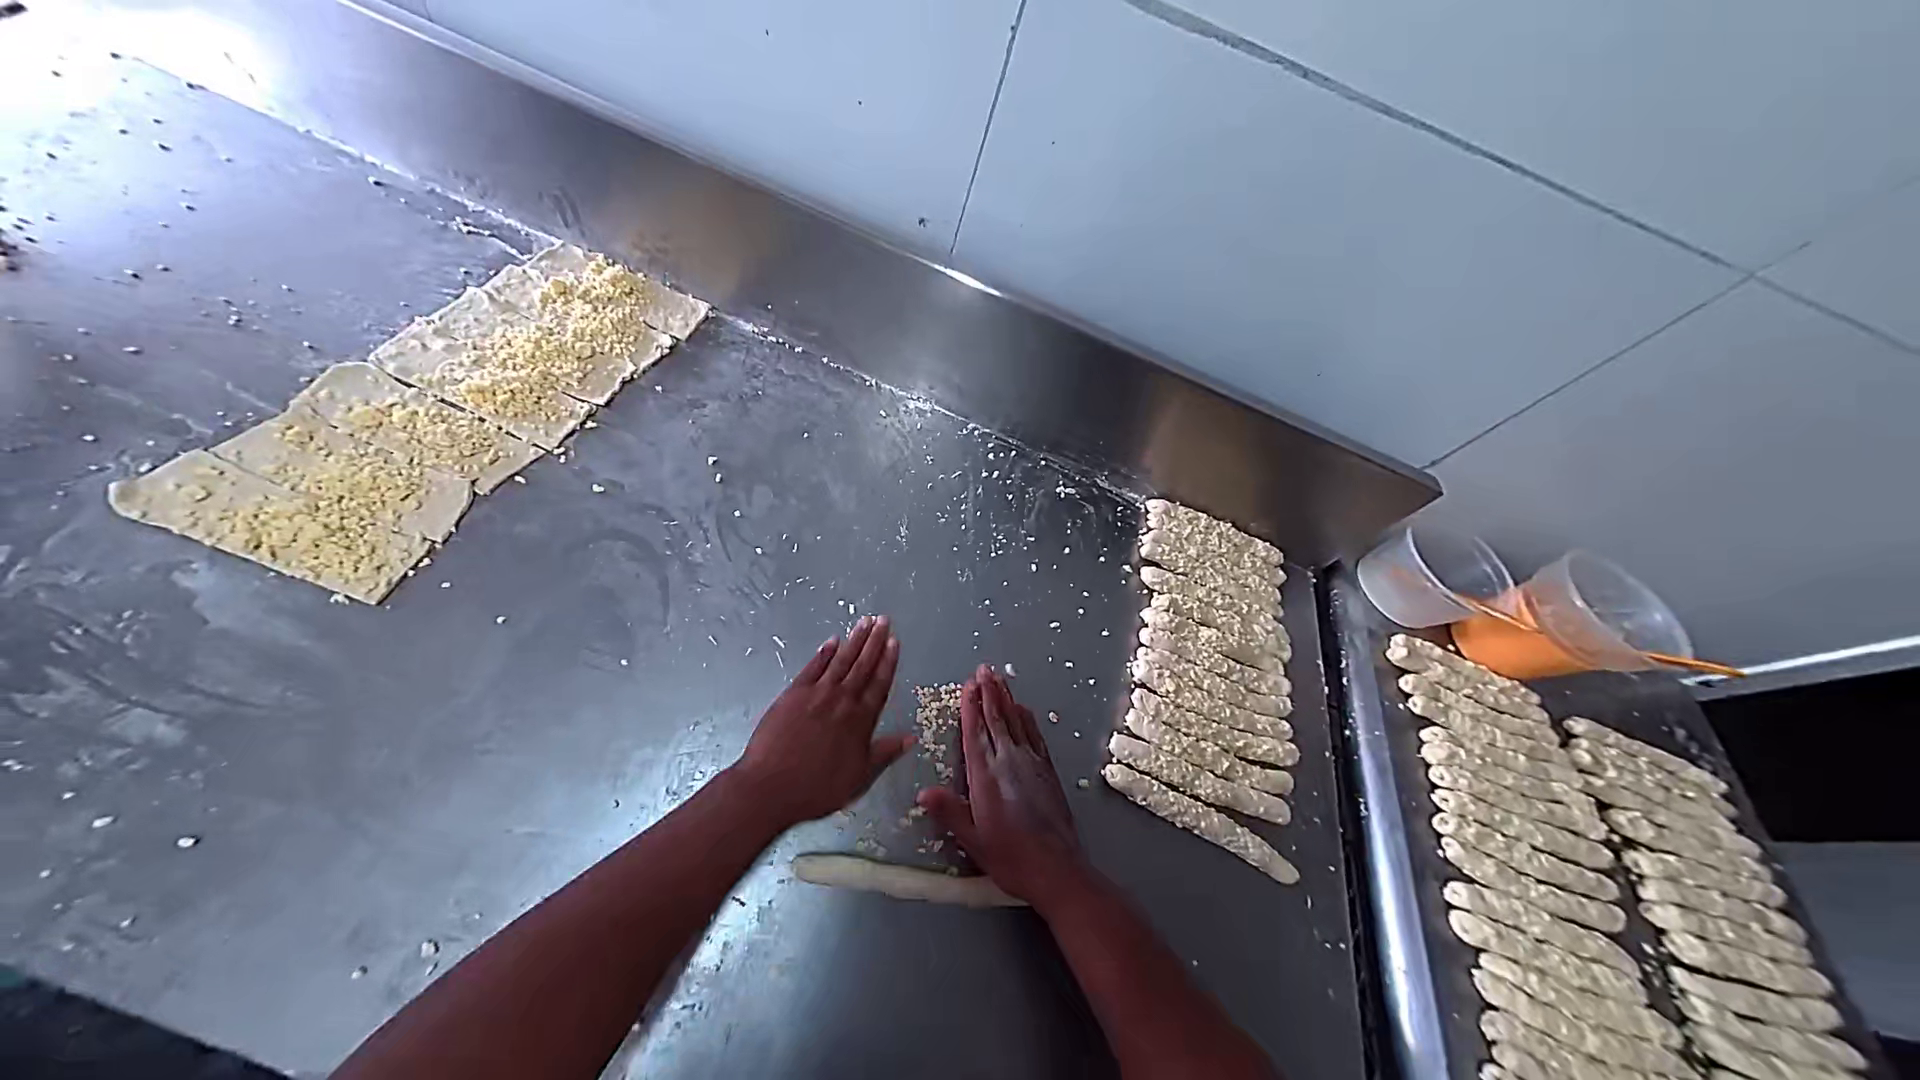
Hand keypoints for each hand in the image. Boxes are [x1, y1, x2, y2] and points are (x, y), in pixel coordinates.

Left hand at [734, 616, 911, 826]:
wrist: (770, 787)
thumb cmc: (817, 788)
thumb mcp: (860, 777)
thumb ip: (885, 753)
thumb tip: (911, 738)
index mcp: (860, 720)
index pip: (880, 684)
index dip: (888, 661)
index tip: (894, 642)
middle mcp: (842, 700)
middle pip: (862, 665)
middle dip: (874, 641)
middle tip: (883, 620)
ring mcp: (816, 694)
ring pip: (841, 660)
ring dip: (854, 640)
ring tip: (864, 621)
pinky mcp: (793, 694)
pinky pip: (813, 667)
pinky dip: (824, 653)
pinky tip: (832, 641)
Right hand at [917, 665, 1091, 907]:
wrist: (1057, 869)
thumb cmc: (1010, 857)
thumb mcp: (973, 839)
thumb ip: (949, 812)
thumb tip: (922, 793)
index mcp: (986, 775)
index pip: (975, 732)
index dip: (971, 706)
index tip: (968, 684)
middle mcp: (1009, 762)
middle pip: (997, 719)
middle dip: (989, 692)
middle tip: (983, 669)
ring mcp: (1031, 764)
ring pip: (1016, 722)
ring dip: (1007, 698)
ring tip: (1000, 679)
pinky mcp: (1047, 771)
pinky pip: (1035, 735)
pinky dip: (1027, 719)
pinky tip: (1024, 709)